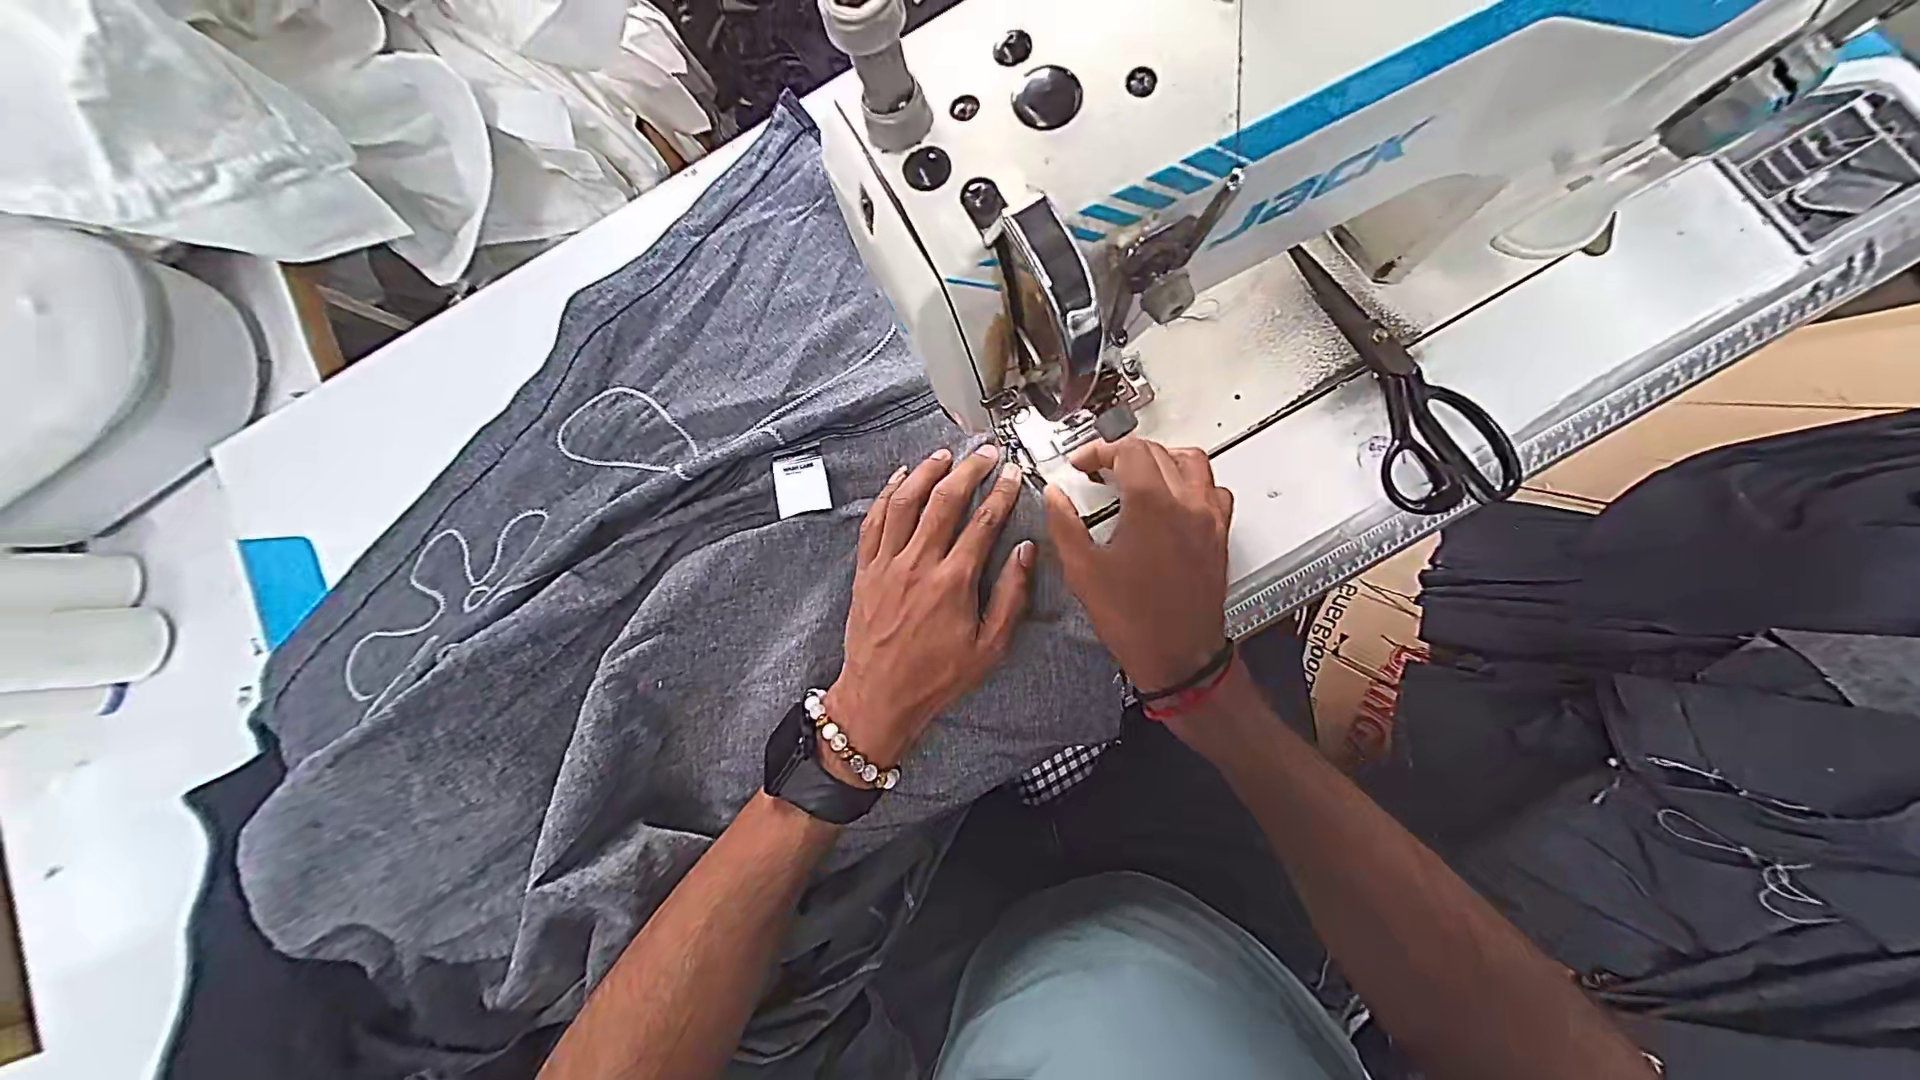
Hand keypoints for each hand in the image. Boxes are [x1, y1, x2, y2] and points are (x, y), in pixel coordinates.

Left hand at [825, 444, 1033, 777]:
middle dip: (967, 470)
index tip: (1010, 475)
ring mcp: (887, 564)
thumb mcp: (989, 647)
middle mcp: (918, 565)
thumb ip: (1011, 596)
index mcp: (953, 582)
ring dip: (925, 472)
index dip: (1000, 493)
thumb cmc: (934, 678)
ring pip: (905, 502)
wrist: (879, 697)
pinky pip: (874, 522)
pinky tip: (898, 480)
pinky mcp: (866, 570)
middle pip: (944, 500)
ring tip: (943, 455)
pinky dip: (887, 495)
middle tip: (983, 453)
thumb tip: (1026, 553)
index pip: (982, 522)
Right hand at [1045, 437, 1232, 690]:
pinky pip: (1213, 491)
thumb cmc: (1137, 621)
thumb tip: (1055, 497)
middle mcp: (1186, 504)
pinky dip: (1192, 484)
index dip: (1098, 452)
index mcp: (1151, 505)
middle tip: (1099, 471)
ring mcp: (1208, 519)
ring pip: (1192, 461)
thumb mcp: (1083, 571)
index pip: (1127, 451)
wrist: (1178, 656)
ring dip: (1161, 459)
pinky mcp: (1219, 535)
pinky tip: (1174, 499)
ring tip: (1136, 474)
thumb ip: (1064, 525)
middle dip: (1123, 454)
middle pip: (1157, 451)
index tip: (1082, 465)